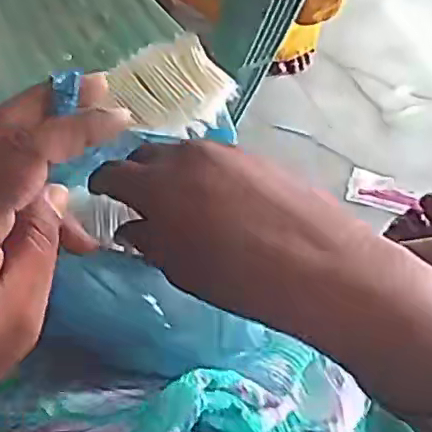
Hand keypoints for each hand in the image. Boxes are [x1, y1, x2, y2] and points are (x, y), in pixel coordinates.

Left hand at [0, 77, 130, 419]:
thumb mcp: (15, 319)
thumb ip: (39, 250)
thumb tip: (53, 197)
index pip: (22, 156)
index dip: (70, 130)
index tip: (116, 118)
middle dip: (47, 100)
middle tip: (97, 84)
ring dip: (33, 117)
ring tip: (82, 112)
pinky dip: (19, 151)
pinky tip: (51, 175)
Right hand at [90, 141, 424, 341]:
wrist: (331, 271)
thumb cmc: (243, 280)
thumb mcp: (182, 269)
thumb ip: (149, 240)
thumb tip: (134, 227)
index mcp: (157, 184)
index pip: (111, 172)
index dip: (101, 185)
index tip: (101, 198)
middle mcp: (185, 156)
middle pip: (144, 155)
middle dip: (134, 175)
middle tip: (138, 202)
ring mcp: (224, 151)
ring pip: (179, 154)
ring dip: (168, 173)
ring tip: (180, 202)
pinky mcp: (255, 155)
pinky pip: (213, 158)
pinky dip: (201, 174)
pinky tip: (217, 202)